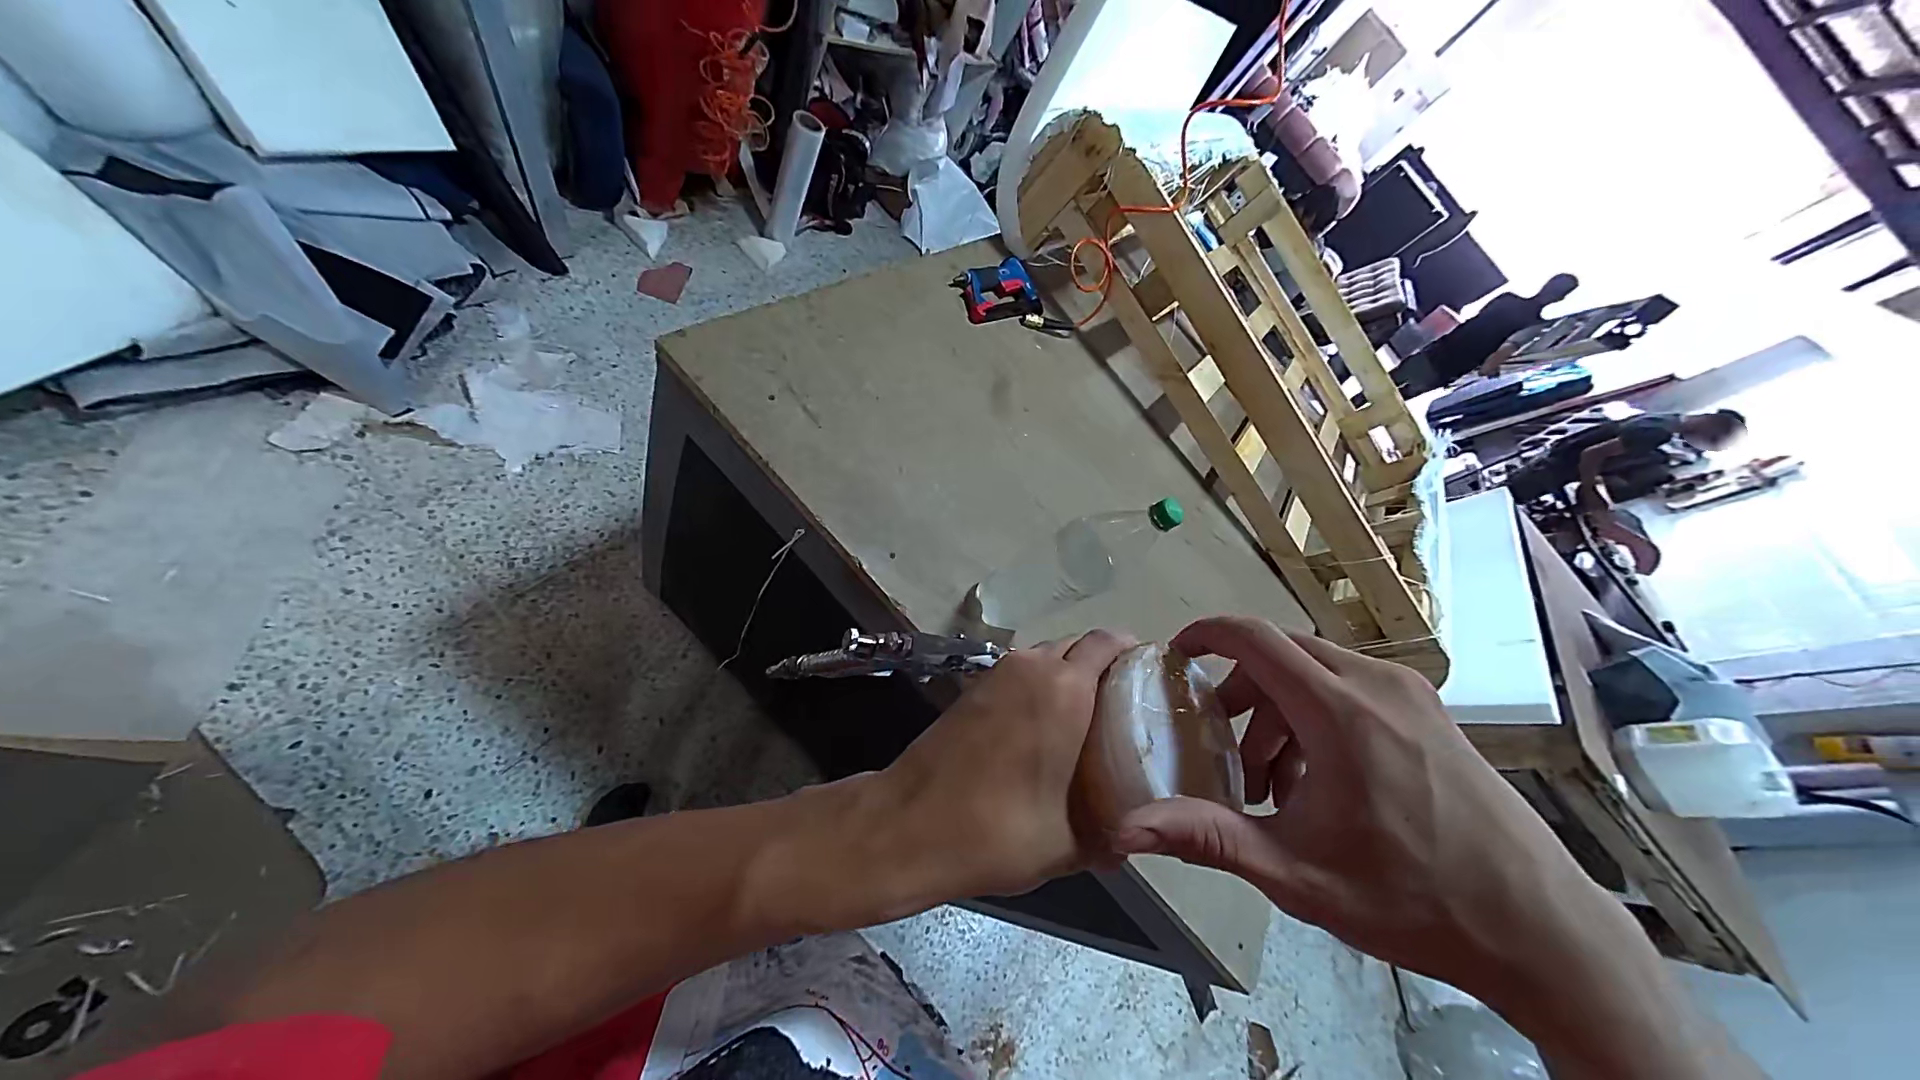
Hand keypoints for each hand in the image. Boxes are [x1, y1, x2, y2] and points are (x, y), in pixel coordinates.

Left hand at [872, 628, 1133, 900]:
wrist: (908, 826)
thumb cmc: (996, 830)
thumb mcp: (1068, 843)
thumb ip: (1110, 836)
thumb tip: (1133, 838)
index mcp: (1063, 689)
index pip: (1108, 643)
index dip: (1134, 655)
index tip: (1153, 683)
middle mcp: (1030, 667)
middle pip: (1079, 645)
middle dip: (1105, 666)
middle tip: (1127, 707)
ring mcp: (996, 674)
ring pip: (1047, 658)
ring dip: (1070, 676)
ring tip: (1090, 720)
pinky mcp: (973, 689)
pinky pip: (1021, 673)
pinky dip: (1041, 687)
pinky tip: (1047, 730)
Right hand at [1108, 617, 1615, 1013]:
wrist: (1542, 930)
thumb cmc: (1412, 899)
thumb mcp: (1296, 875)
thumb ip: (1208, 838)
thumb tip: (1128, 830)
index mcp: (1340, 712)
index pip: (1256, 639)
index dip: (1207, 635)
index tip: (1176, 656)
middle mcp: (1376, 684)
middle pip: (1281, 654)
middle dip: (1240, 691)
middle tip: (1226, 746)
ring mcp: (1411, 693)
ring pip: (1315, 669)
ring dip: (1278, 708)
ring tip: (1277, 780)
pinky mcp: (1430, 710)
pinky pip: (1351, 685)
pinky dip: (1316, 713)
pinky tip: (1323, 778)